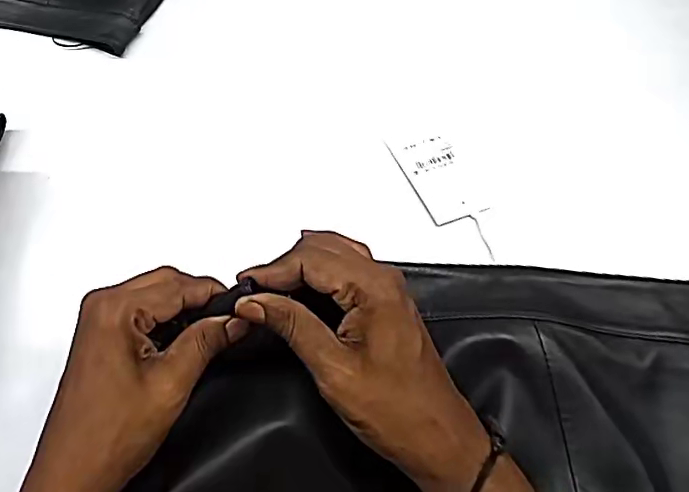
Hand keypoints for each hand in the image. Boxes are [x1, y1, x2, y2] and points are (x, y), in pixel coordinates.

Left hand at [20, 267, 246, 491]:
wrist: (72, 473)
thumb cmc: (103, 438)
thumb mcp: (169, 385)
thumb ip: (203, 343)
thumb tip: (230, 321)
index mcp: (115, 309)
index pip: (177, 284)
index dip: (213, 293)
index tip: (238, 307)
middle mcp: (101, 304)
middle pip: (164, 281)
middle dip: (198, 297)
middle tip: (227, 319)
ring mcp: (96, 316)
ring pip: (152, 292)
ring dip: (180, 306)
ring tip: (207, 331)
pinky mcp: (97, 330)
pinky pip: (138, 307)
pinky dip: (161, 317)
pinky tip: (178, 338)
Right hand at [236, 232, 533, 491]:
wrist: (442, 442)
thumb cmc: (403, 414)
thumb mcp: (334, 371)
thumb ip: (293, 326)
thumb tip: (258, 301)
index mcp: (374, 288)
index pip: (309, 258)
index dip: (272, 270)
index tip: (247, 285)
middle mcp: (384, 279)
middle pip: (319, 247)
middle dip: (282, 265)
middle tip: (255, 289)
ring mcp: (386, 287)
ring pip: (331, 250)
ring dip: (298, 264)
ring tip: (271, 287)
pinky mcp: (385, 298)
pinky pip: (343, 265)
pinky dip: (316, 270)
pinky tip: (300, 286)